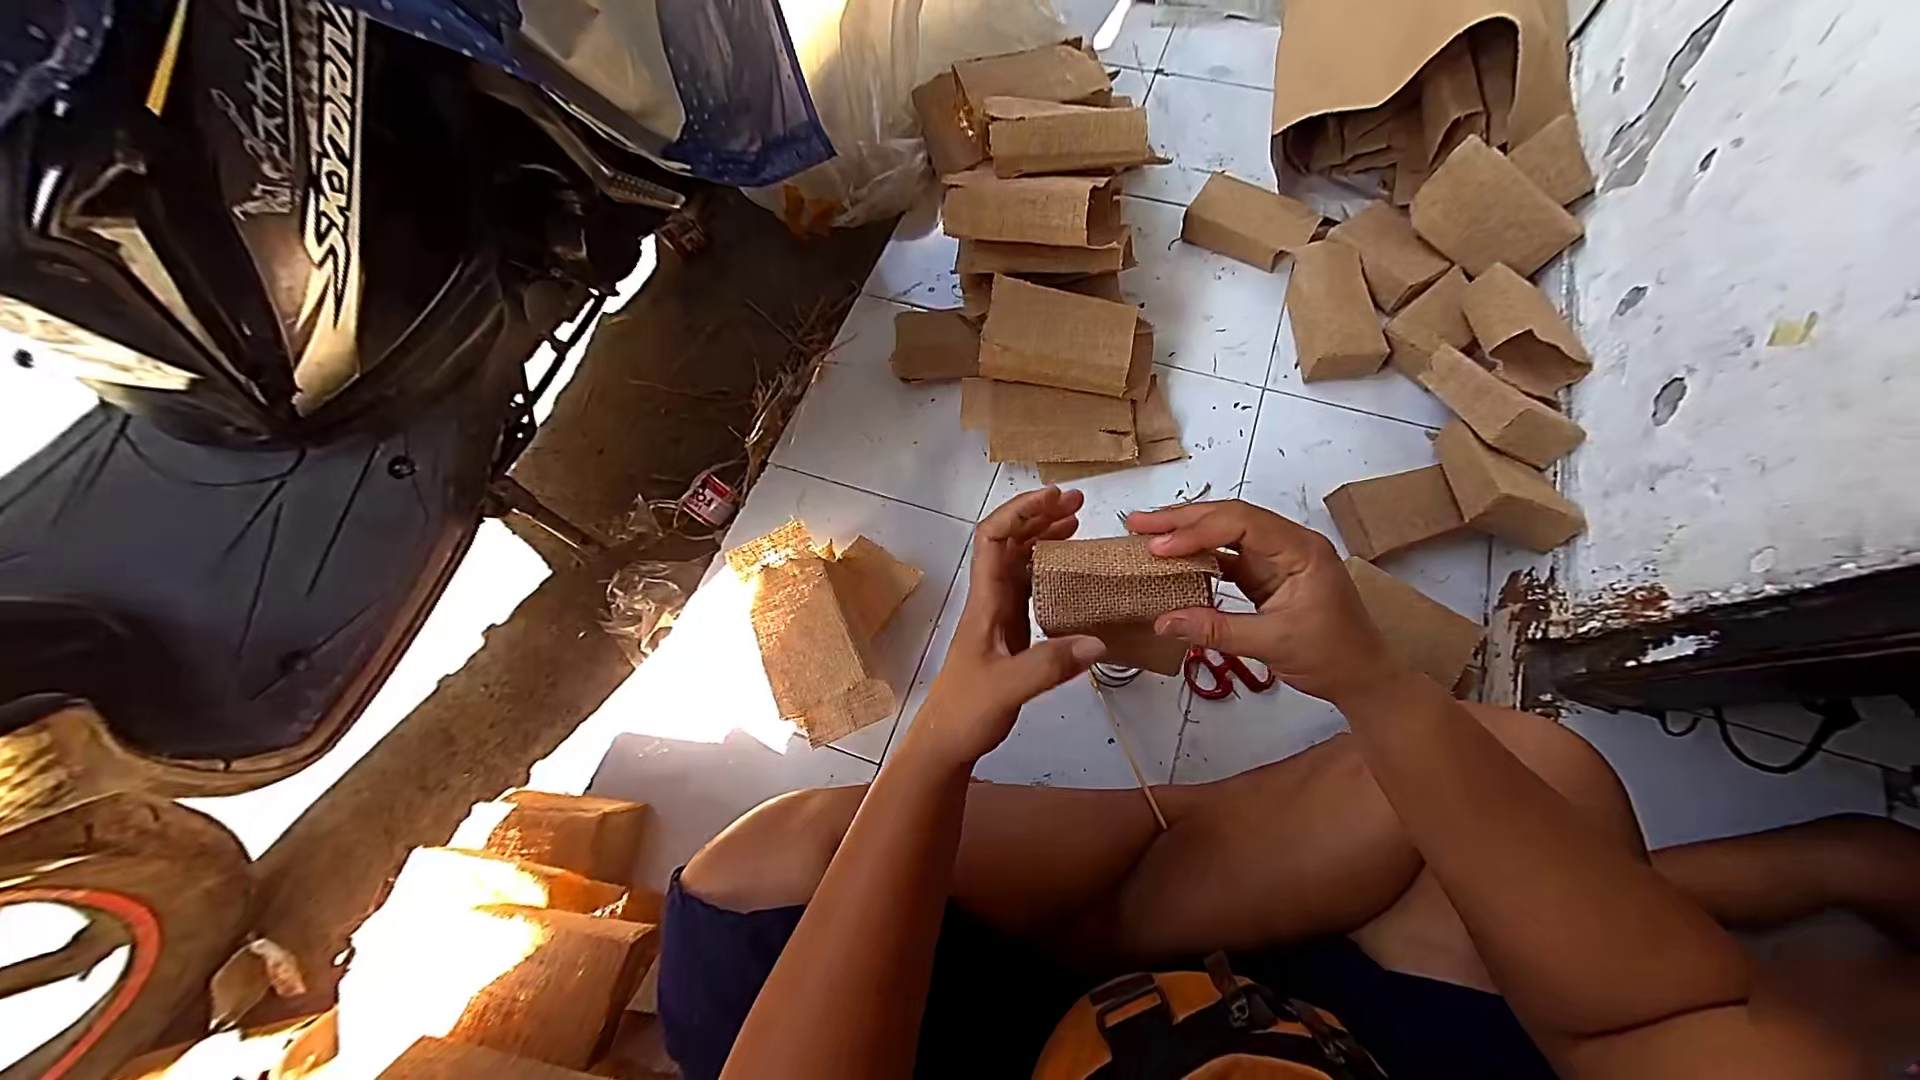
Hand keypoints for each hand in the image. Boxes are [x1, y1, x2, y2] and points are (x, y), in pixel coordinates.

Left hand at [902, 488, 1105, 768]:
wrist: (946, 740)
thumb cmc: (966, 711)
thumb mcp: (1007, 689)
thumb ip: (1049, 666)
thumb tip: (1098, 640)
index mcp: (985, 602)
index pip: (993, 539)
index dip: (1020, 512)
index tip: (1054, 498)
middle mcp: (991, 600)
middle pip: (1008, 542)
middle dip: (1039, 516)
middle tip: (1077, 503)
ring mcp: (1000, 615)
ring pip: (1019, 562)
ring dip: (1044, 538)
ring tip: (1077, 523)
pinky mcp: (1010, 633)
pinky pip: (1030, 588)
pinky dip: (1049, 571)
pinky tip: (1071, 572)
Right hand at [1124, 500, 1399, 703]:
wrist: (1362, 677)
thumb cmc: (1332, 656)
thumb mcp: (1272, 643)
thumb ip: (1216, 629)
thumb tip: (1163, 621)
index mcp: (1300, 550)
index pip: (1241, 524)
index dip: (1196, 532)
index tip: (1160, 547)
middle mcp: (1286, 544)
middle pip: (1228, 517)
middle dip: (1181, 519)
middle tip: (1138, 523)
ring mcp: (1274, 558)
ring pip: (1223, 533)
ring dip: (1184, 533)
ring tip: (1145, 532)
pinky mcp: (1263, 574)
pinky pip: (1224, 557)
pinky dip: (1195, 556)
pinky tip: (1170, 559)